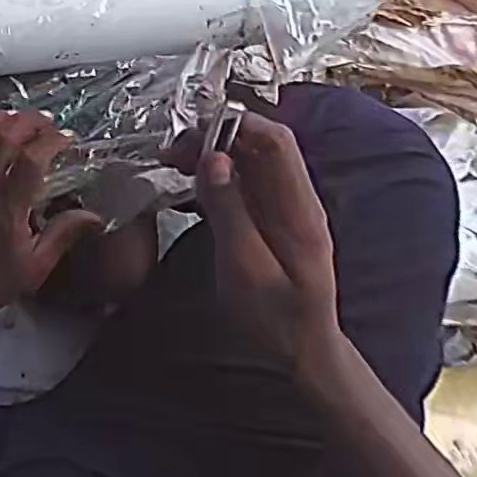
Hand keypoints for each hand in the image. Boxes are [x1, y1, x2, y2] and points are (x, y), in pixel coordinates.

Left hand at [0, 111, 101, 323]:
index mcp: (7, 209)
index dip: (51, 141)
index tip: (67, 137)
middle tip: (48, 121)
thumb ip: (63, 234)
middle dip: (28, 121)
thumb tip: (95, 215)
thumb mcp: (36, 265)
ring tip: (17, 117)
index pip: (30, 160)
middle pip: (3, 138)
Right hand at [191, 113, 341, 366]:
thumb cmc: (276, 319)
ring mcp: (280, 205)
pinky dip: (211, 171)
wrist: (303, 353)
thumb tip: (213, 159)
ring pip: (245, 157)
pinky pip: (239, 178)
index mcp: (299, 208)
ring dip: (208, 151)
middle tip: (174, 150)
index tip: (195, 131)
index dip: (237, 124)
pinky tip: (186, 179)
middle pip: (257, 143)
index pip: (276, 141)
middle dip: (213, 136)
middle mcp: (293, 198)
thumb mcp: (246, 267)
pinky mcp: (266, 214)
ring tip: (172, 160)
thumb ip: (229, 211)